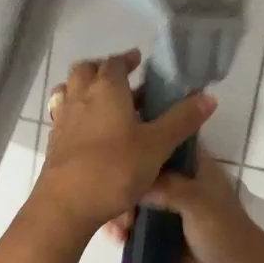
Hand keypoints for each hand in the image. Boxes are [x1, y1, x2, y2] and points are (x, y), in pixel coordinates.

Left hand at [33, 49, 215, 233]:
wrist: (67, 203)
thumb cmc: (115, 168)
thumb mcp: (157, 145)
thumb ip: (182, 120)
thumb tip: (209, 96)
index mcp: (106, 90)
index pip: (114, 63)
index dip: (127, 59)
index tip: (138, 60)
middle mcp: (80, 96)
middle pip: (86, 70)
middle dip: (102, 68)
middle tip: (120, 78)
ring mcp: (63, 118)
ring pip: (69, 89)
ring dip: (84, 87)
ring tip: (101, 99)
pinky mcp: (54, 141)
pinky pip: (63, 114)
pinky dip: (75, 112)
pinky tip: (88, 129)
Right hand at [107, 144, 253, 262]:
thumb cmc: (223, 232)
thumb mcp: (198, 203)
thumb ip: (166, 186)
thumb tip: (129, 181)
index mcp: (192, 163)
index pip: (163, 138)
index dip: (141, 140)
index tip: (116, 149)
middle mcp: (176, 178)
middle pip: (141, 169)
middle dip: (124, 183)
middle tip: (117, 203)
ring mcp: (165, 204)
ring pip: (133, 195)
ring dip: (121, 209)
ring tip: (119, 228)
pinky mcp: (156, 228)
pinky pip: (132, 221)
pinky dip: (122, 227)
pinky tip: (117, 237)